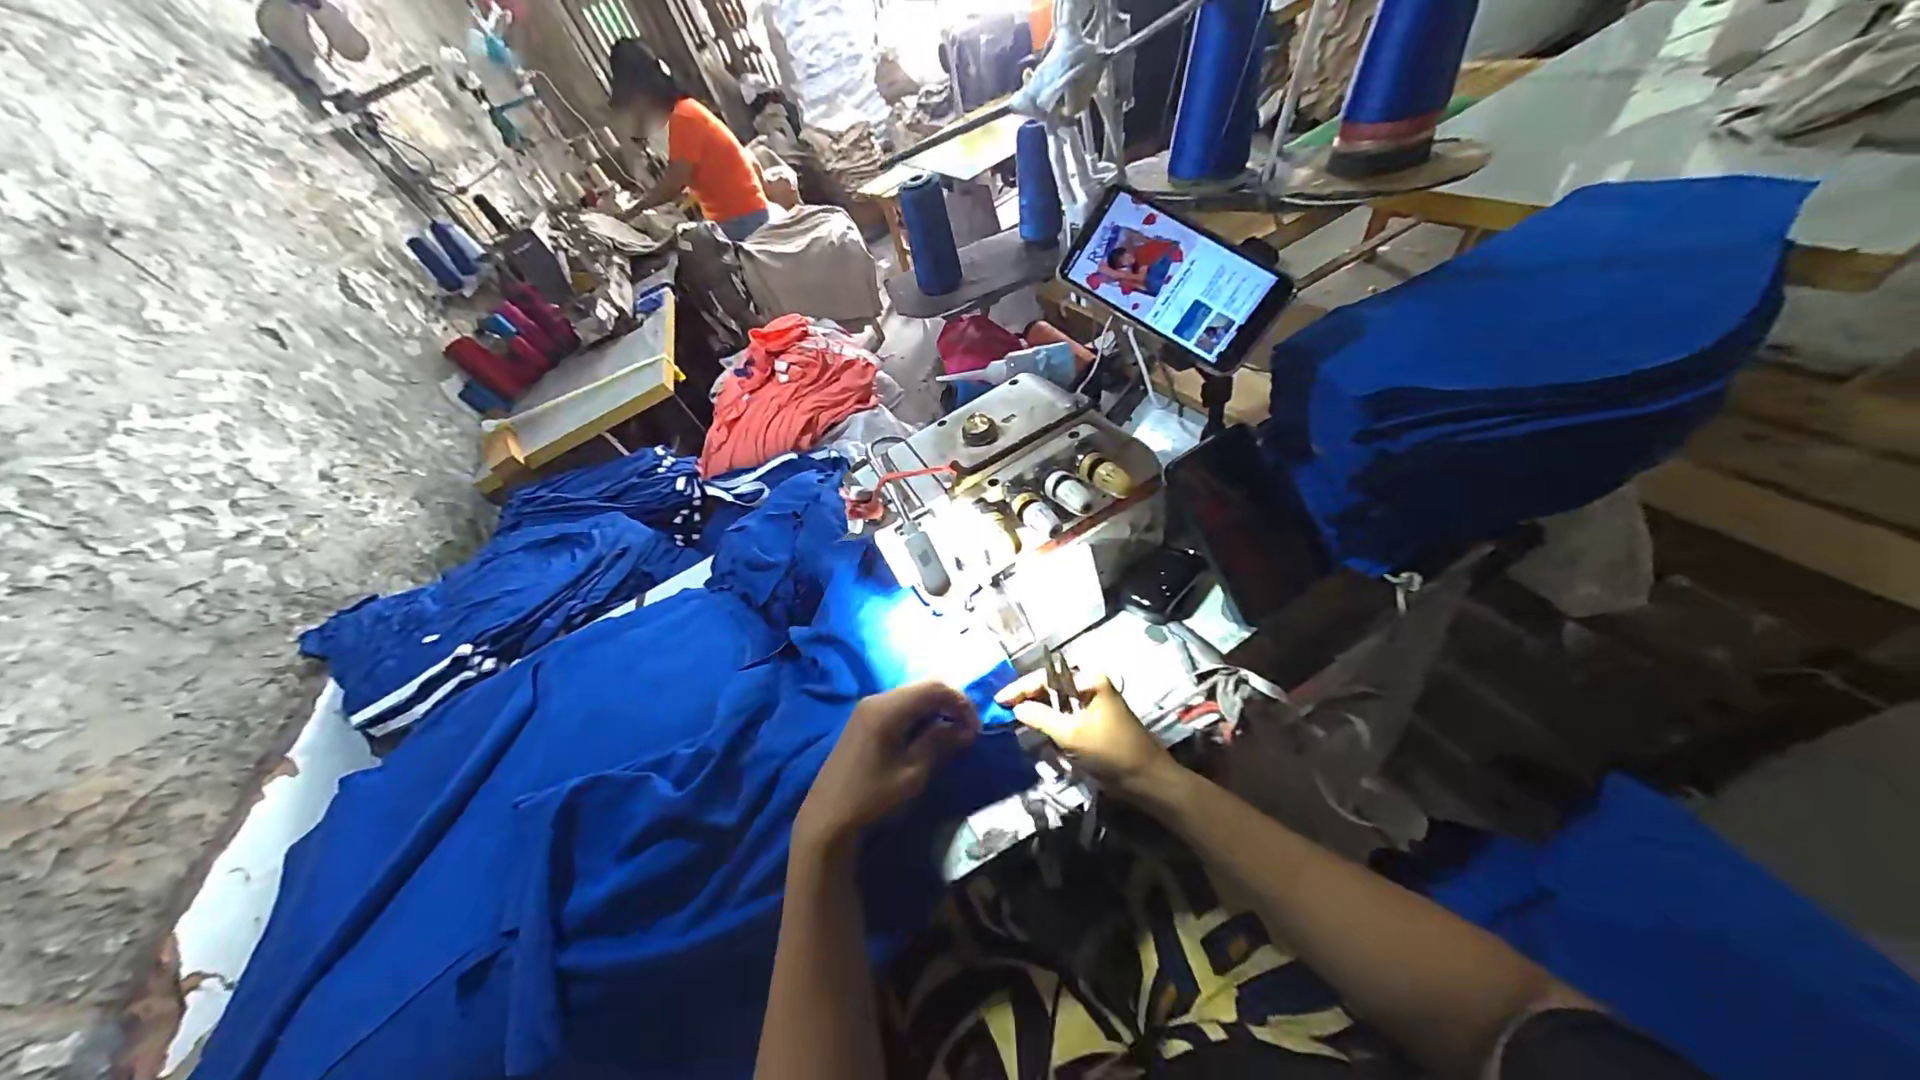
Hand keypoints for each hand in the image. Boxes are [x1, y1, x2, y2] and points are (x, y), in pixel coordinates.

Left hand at [794, 681, 978, 856]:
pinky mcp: (863, 720)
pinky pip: (900, 707)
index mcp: (887, 709)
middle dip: (950, 705)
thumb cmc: (871, 798)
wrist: (827, 818)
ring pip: (912, 696)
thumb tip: (965, 729)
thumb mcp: (912, 773)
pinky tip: (927, 737)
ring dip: (935, 711)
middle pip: (923, 688)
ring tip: (951, 737)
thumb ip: (939, 743)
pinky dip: (919, 716)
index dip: (961, 703)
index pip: (935, 688)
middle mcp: (876, 699)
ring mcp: (867, 708)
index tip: (975, 730)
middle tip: (966, 732)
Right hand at [995, 669, 1177, 798]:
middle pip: (1051, 689)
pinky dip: (1052, 727)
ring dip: (1040, 716)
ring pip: (1056, 706)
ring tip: (1016, 722)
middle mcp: (1091, 686)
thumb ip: (1041, 718)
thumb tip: (1017, 708)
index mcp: (1090, 680)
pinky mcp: (1093, 723)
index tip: (999, 700)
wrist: (1147, 781)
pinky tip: (1039, 735)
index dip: (1020, 689)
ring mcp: (1093, 705)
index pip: (1046, 678)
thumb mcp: (1072, 734)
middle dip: (1029, 701)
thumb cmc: (1111, 752)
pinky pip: (1066, 719)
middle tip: (1004, 711)